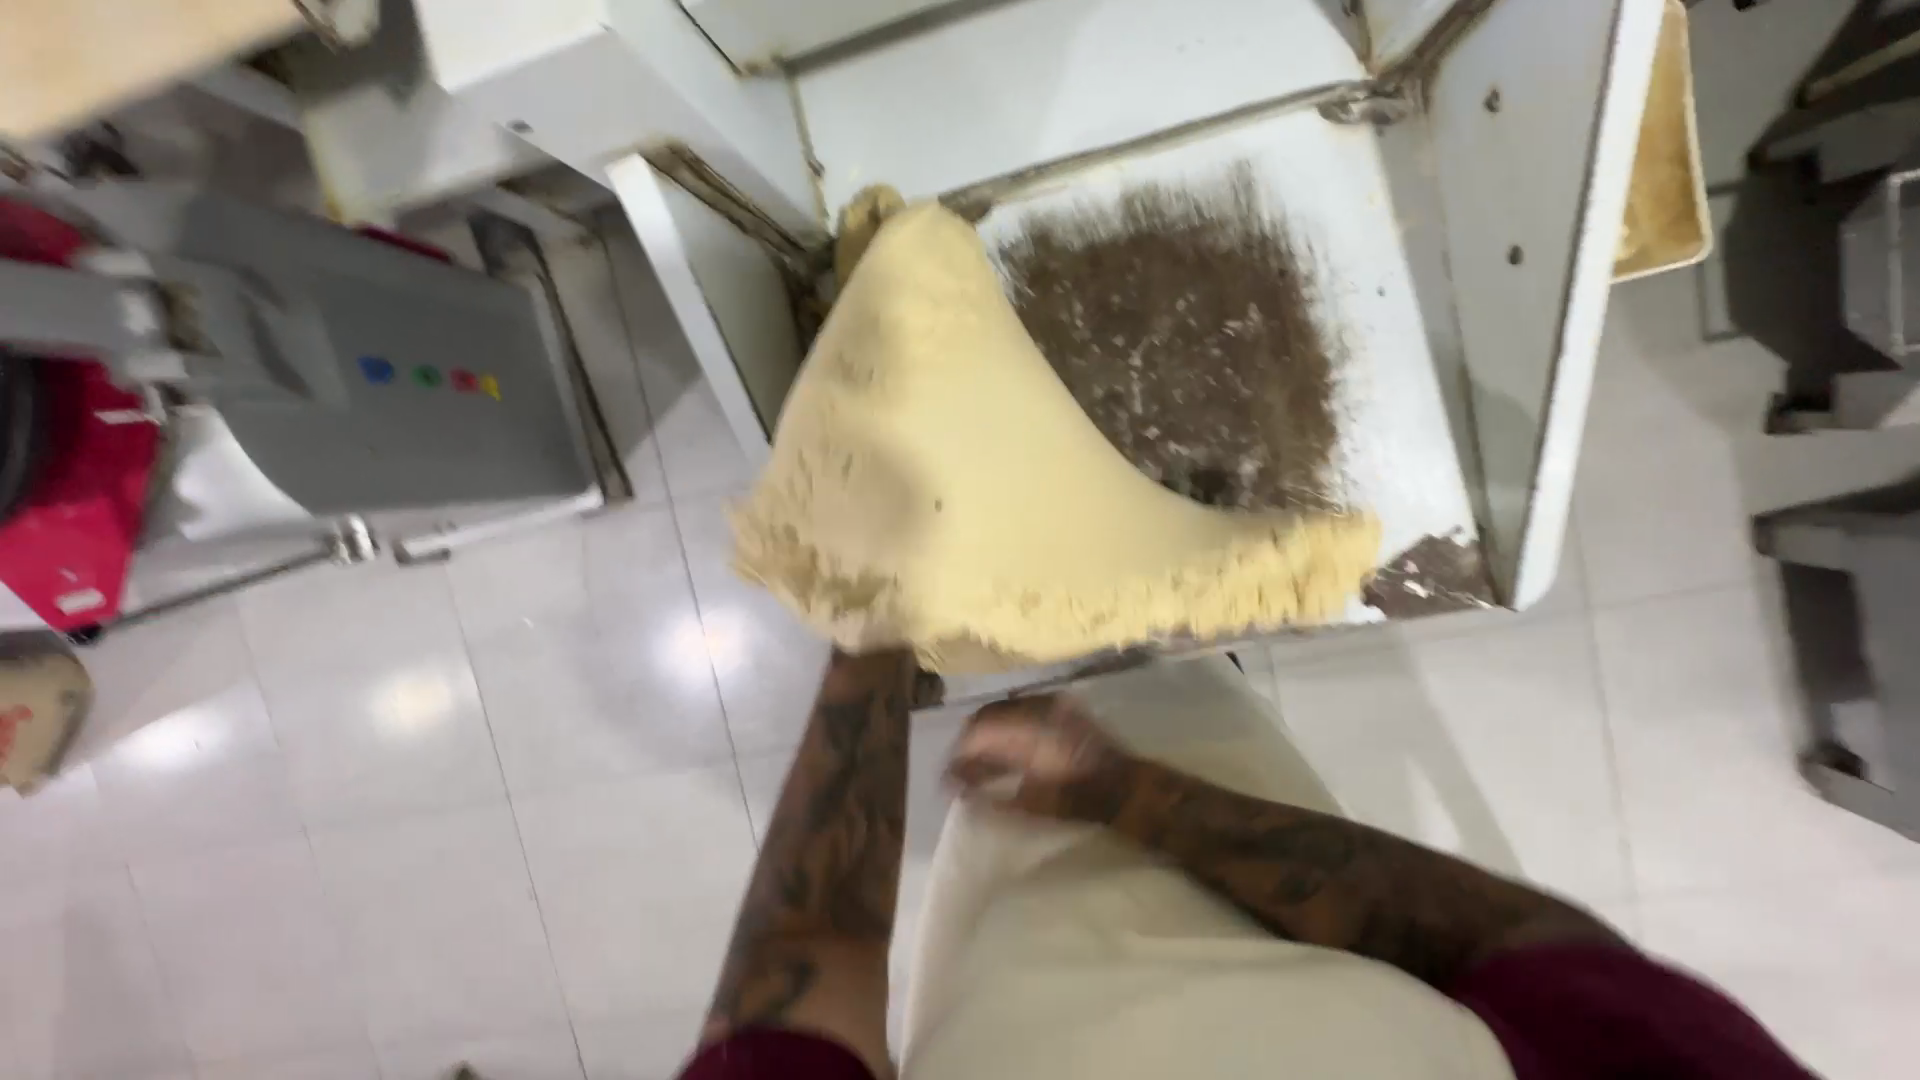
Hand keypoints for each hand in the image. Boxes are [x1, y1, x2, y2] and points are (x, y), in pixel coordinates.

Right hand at [945, 694, 1136, 822]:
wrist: (1124, 786)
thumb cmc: (1076, 800)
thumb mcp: (1030, 805)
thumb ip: (990, 797)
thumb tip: (959, 793)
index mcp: (1023, 730)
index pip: (976, 731)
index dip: (958, 753)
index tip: (949, 776)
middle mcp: (1033, 708)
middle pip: (986, 717)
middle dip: (969, 742)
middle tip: (961, 769)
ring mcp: (1049, 703)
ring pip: (1003, 711)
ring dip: (988, 735)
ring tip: (981, 764)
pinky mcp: (1061, 707)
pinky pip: (1022, 709)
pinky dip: (1008, 728)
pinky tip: (1006, 752)